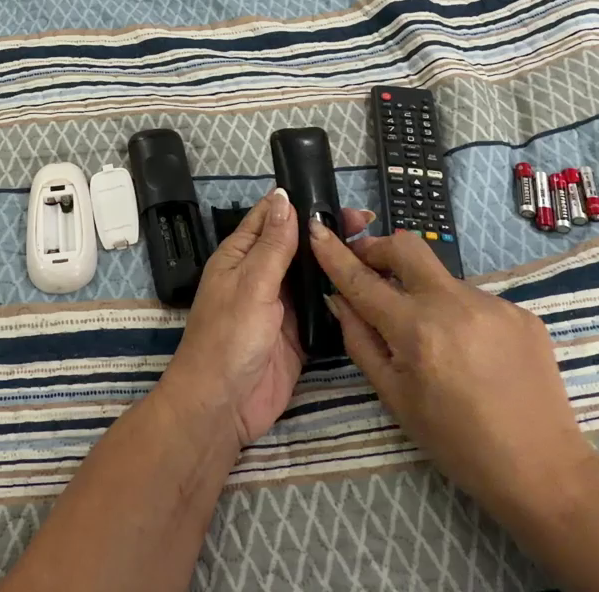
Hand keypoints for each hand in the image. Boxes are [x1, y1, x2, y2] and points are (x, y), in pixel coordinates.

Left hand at [160, 190, 373, 445]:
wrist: (223, 405)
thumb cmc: (229, 337)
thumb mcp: (252, 284)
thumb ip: (273, 244)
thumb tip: (283, 197)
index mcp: (239, 256)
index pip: (270, 218)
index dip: (299, 203)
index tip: (335, 194)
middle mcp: (260, 275)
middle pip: (296, 245)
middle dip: (326, 233)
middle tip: (368, 224)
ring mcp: (280, 305)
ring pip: (311, 275)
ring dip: (336, 263)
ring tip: (375, 251)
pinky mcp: (297, 333)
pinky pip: (321, 308)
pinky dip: (340, 297)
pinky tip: (368, 288)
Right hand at [308, 222, 598, 525]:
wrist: (541, 468)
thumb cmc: (455, 441)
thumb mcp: (394, 397)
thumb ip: (361, 340)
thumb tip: (340, 299)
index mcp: (417, 330)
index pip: (362, 279)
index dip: (334, 253)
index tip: (316, 229)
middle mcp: (454, 304)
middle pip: (406, 246)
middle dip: (378, 248)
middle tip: (368, 267)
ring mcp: (493, 304)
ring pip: (441, 279)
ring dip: (423, 294)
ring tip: (433, 340)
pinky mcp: (521, 313)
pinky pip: (474, 300)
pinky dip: (458, 315)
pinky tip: (470, 354)